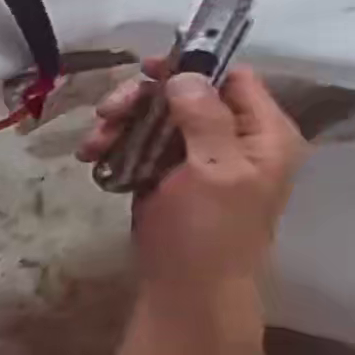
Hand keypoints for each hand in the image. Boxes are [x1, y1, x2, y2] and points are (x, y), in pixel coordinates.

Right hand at [78, 62, 304, 293]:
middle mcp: (230, 139)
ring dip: (117, 124)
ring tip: (92, 145)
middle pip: (181, 95)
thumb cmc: (208, 231)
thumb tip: (185, 74)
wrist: (186, 287)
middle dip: (139, 101)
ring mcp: (193, 156)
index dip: (192, 67)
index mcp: (261, 134)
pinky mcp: (162, 172)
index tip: (145, 69)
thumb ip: (205, 120)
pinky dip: (111, 144)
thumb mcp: (213, 172)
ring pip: (151, 117)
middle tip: (106, 113)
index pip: (233, 79)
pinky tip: (93, 157)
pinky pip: (135, 142)